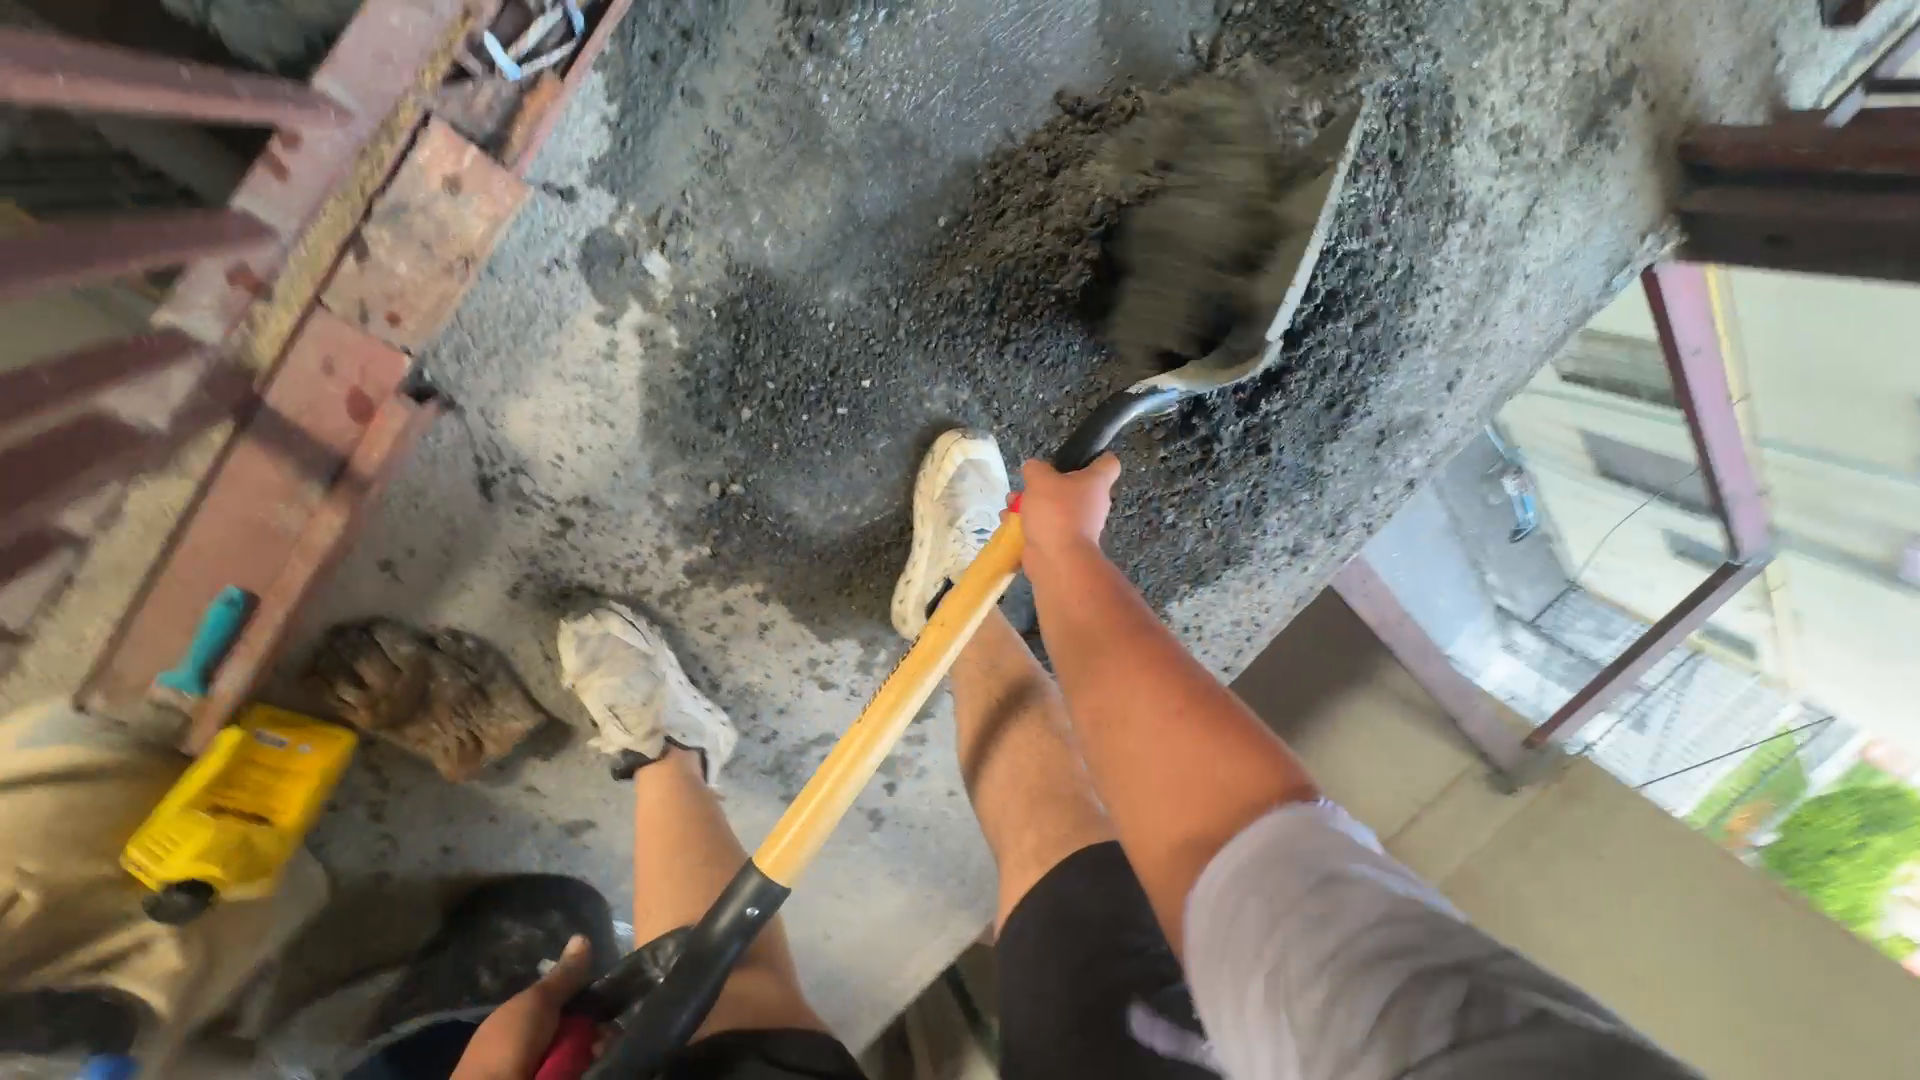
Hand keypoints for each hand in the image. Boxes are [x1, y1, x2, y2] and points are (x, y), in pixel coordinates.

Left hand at [451, 934, 595, 1079]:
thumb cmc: (508, 1045)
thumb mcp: (536, 1003)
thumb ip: (562, 975)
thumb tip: (582, 936)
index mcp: (523, 1018)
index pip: (563, 999)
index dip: (585, 996)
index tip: (602, 997)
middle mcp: (535, 1040)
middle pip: (579, 1024)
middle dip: (595, 1024)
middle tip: (602, 1028)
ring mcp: (545, 1065)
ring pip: (585, 1046)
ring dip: (597, 1043)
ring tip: (598, 1047)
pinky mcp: (559, 1078)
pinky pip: (585, 1065)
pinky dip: (593, 1061)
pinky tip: (596, 1058)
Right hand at [1017, 454, 1120, 561]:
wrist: (1057, 560)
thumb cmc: (1056, 512)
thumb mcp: (1040, 479)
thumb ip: (1035, 468)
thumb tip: (1034, 469)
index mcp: (1096, 483)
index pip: (1108, 463)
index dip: (1095, 456)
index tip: (1077, 457)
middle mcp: (1092, 503)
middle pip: (1072, 486)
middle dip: (1045, 484)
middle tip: (1029, 484)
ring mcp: (1078, 525)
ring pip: (1053, 506)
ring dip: (1030, 504)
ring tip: (1011, 504)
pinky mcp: (1062, 542)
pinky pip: (1044, 527)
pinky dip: (1026, 524)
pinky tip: (1009, 522)